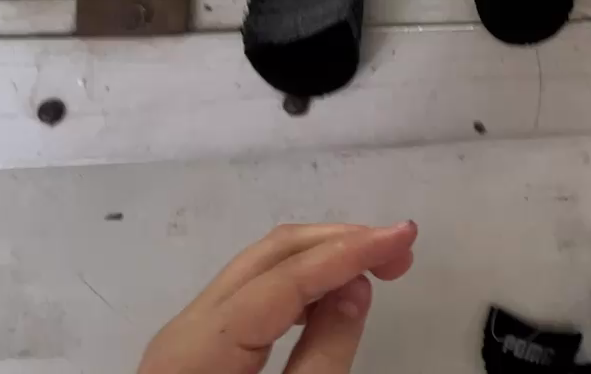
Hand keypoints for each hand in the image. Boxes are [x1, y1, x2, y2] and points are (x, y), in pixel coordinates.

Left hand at [139, 221, 418, 373]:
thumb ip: (325, 354)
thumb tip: (357, 286)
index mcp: (197, 350)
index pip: (286, 276)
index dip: (350, 249)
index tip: (406, 236)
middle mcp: (184, 329)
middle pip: (272, 254)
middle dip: (341, 242)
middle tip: (398, 250)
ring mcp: (185, 338)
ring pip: (263, 267)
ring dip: (324, 257)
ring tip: (377, 266)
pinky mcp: (194, 352)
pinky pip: (254, 294)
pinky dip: (301, 283)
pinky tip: (333, 294)